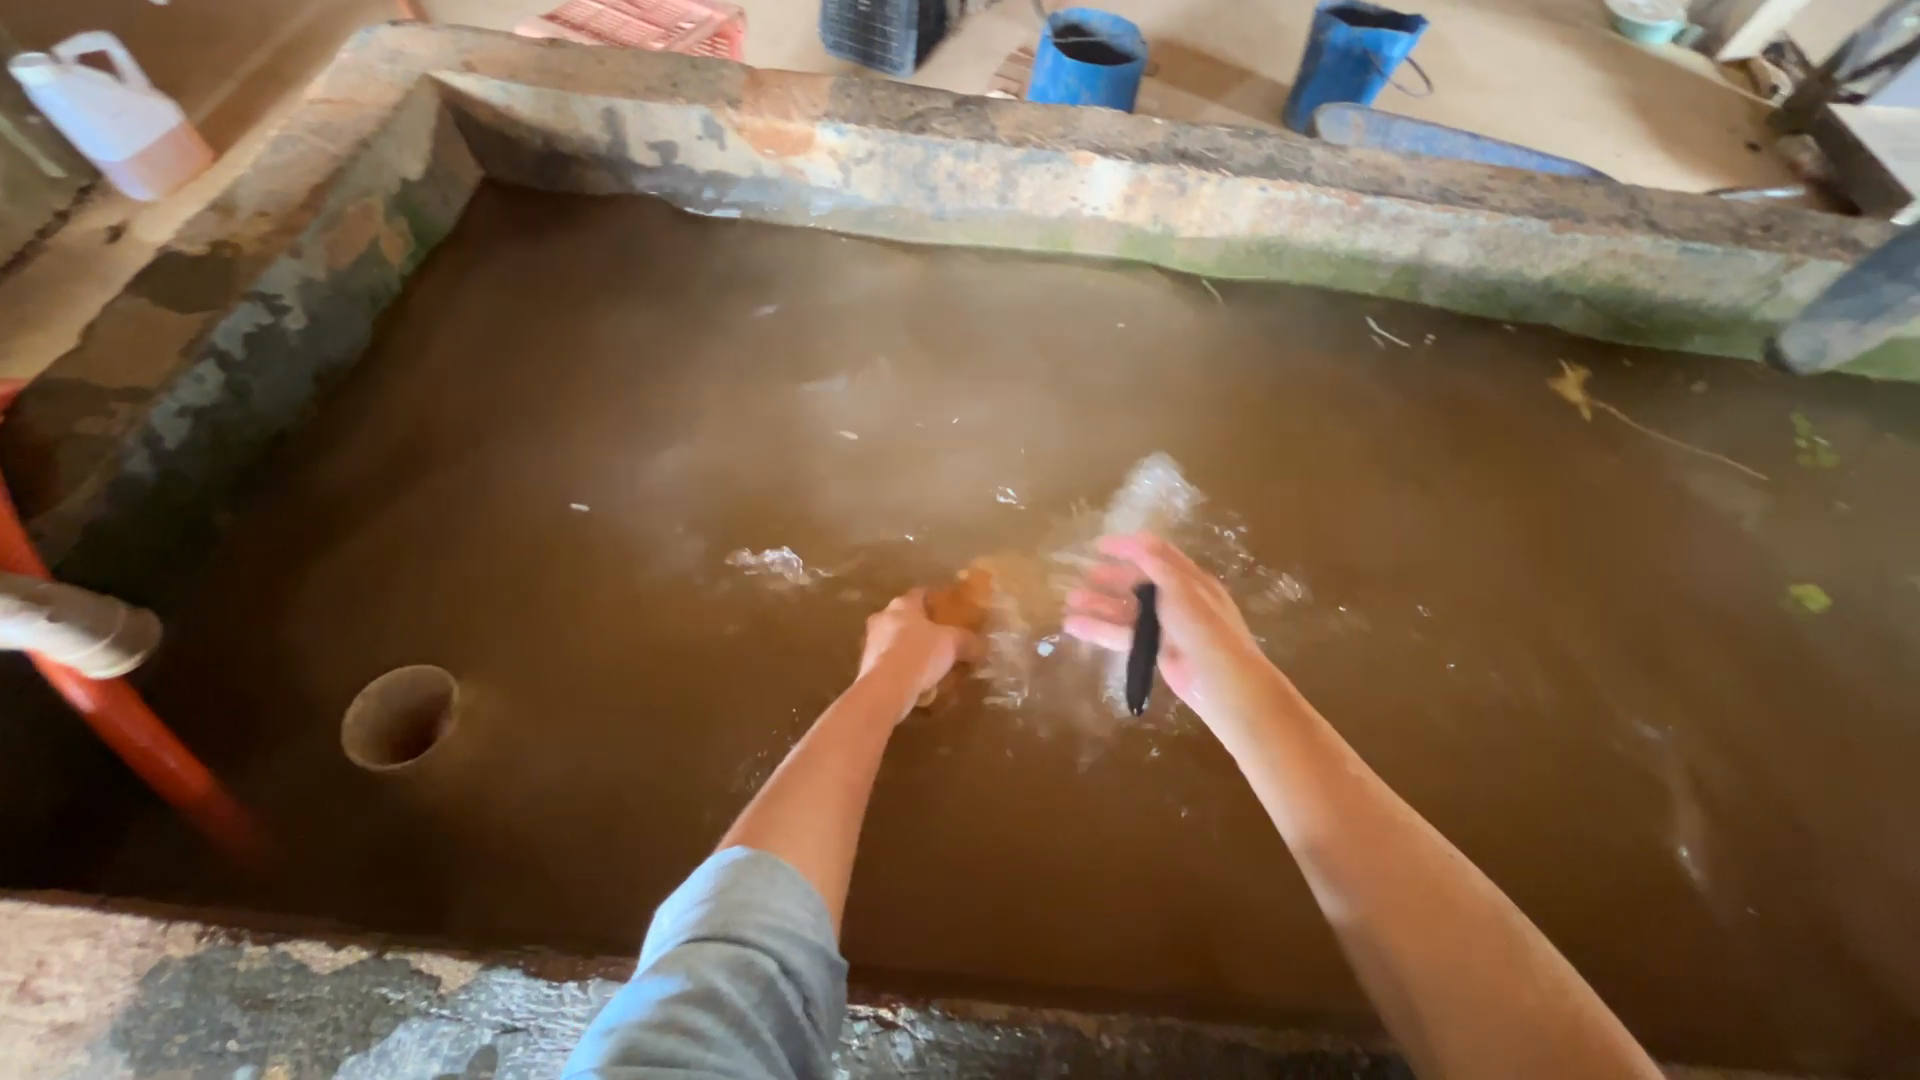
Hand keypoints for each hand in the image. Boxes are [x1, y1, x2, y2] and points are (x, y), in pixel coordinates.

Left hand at [858, 588, 975, 707]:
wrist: (886, 688)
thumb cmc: (920, 654)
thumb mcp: (954, 644)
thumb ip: (969, 641)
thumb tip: (983, 645)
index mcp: (902, 604)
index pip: (921, 593)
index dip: (936, 599)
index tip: (949, 608)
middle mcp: (883, 617)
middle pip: (906, 616)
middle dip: (922, 626)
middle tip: (942, 636)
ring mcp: (871, 641)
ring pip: (895, 639)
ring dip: (910, 647)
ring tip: (930, 661)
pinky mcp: (866, 665)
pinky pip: (890, 660)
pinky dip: (902, 666)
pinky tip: (916, 679)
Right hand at [1064, 533, 1289, 730]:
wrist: (1220, 680)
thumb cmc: (1204, 627)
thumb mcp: (1182, 587)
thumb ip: (1157, 564)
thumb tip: (1139, 541)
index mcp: (1189, 579)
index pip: (1156, 554)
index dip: (1129, 546)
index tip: (1099, 545)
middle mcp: (1176, 599)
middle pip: (1138, 582)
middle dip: (1112, 577)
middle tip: (1085, 576)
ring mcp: (1163, 626)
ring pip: (1126, 610)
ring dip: (1099, 604)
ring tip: (1070, 601)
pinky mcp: (1153, 651)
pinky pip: (1122, 635)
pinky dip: (1098, 630)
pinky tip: (1075, 626)